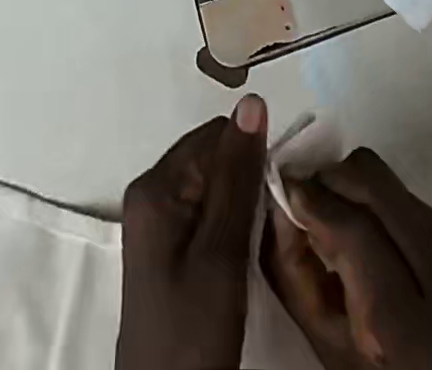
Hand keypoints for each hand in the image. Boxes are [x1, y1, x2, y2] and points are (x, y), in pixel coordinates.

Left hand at [117, 94, 267, 369]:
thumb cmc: (193, 329)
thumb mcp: (221, 250)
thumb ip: (237, 175)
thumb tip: (253, 101)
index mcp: (157, 185)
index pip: (218, 135)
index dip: (253, 155)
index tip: (278, 191)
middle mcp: (152, 191)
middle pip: (216, 156)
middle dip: (249, 177)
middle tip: (271, 220)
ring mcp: (160, 219)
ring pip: (218, 183)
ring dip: (245, 201)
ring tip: (262, 237)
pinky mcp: (171, 243)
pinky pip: (210, 208)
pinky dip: (234, 220)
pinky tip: (247, 247)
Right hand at [262, 148, 431, 369]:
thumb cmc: (364, 363)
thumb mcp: (319, 334)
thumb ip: (293, 269)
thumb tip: (280, 200)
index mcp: (404, 326)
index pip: (359, 237)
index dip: (319, 203)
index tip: (285, 187)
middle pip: (380, 192)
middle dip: (334, 179)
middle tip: (303, 188)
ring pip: (390, 181)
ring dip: (349, 178)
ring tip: (325, 199)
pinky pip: (399, 189)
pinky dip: (368, 188)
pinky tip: (351, 208)